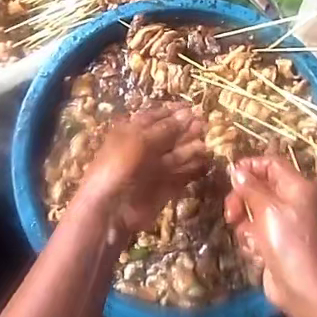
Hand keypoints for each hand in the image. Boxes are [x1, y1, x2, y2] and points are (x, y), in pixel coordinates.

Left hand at [74, 106, 204, 235]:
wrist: (110, 209)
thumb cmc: (119, 166)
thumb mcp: (140, 140)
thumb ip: (165, 128)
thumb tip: (188, 114)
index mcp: (130, 133)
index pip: (153, 117)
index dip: (171, 112)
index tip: (191, 108)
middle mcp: (142, 149)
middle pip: (168, 136)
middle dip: (185, 130)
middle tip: (204, 125)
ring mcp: (154, 169)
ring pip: (176, 155)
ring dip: (191, 148)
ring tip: (206, 143)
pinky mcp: (164, 188)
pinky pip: (181, 175)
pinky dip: (193, 168)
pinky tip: (205, 161)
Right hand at [224, 155, 316, 312]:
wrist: (301, 287)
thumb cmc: (288, 243)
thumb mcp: (267, 209)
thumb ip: (250, 187)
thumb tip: (237, 170)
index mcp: (298, 186)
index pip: (271, 163)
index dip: (250, 166)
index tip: (230, 175)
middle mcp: (293, 200)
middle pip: (259, 186)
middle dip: (242, 198)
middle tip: (231, 213)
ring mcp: (284, 222)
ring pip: (253, 210)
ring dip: (245, 223)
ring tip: (248, 239)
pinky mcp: (275, 241)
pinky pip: (255, 231)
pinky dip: (251, 239)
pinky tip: (255, 252)